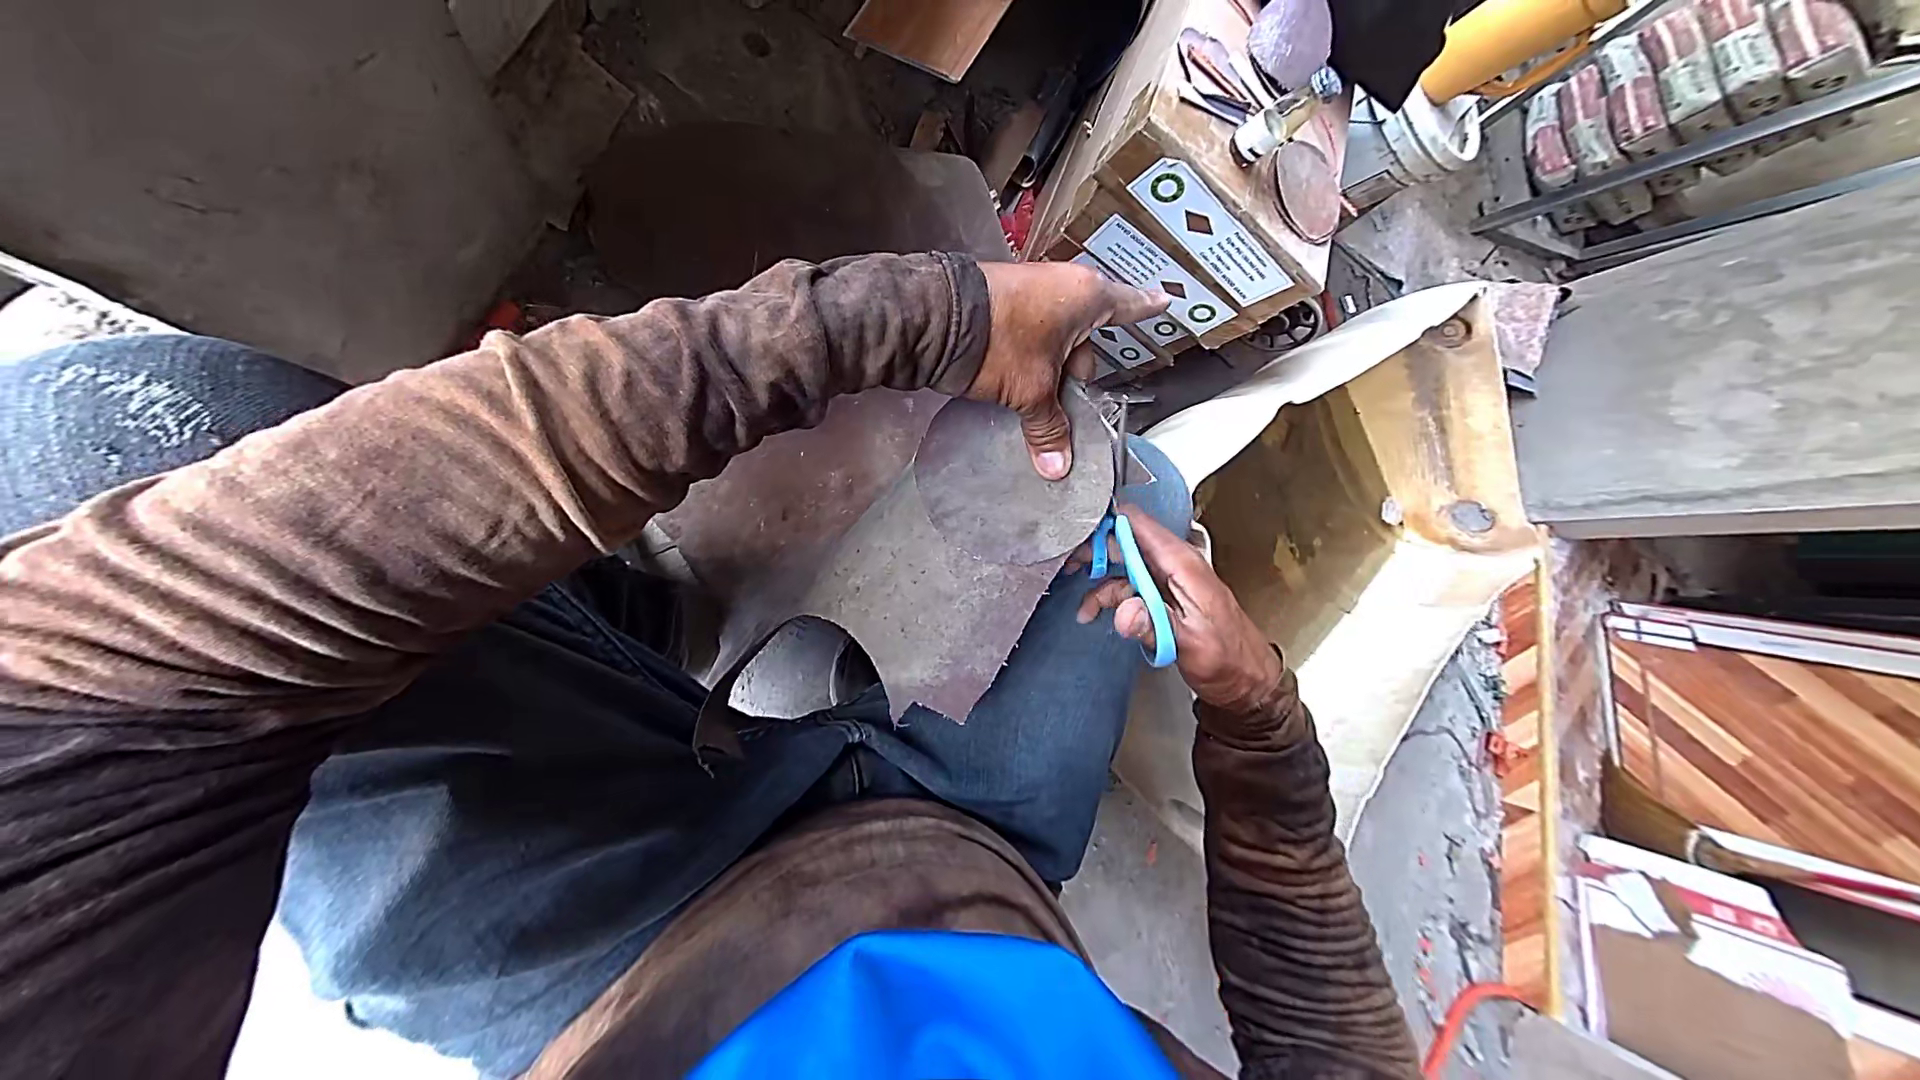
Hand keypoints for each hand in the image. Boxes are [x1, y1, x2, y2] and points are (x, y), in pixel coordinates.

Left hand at [969, 262, 1168, 479]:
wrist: (933, 316)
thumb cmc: (998, 342)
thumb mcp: (1030, 390)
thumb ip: (1048, 426)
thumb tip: (1058, 467)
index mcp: (1086, 297)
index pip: (1129, 305)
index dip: (1146, 308)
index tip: (1164, 300)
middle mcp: (1062, 287)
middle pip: (1084, 339)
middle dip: (1075, 374)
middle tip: (1062, 406)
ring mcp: (1030, 293)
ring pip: (1054, 342)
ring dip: (1047, 371)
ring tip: (1031, 400)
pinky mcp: (1002, 304)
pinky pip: (1029, 338)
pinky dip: (1027, 361)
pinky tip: (1013, 384)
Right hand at [1071, 507, 1282, 711]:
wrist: (1247, 681)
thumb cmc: (1229, 661)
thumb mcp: (1189, 645)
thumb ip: (1153, 625)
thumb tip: (1124, 612)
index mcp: (1183, 564)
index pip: (1137, 524)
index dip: (1105, 524)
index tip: (1078, 536)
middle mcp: (1175, 564)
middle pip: (1126, 539)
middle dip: (1094, 550)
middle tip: (1069, 564)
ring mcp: (1169, 578)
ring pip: (1124, 563)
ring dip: (1099, 579)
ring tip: (1083, 605)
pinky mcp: (1164, 593)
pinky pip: (1130, 584)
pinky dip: (1110, 596)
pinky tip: (1098, 613)